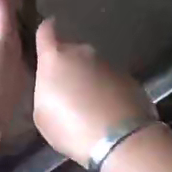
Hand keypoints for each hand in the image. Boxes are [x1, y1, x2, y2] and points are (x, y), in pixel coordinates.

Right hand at [33, 19, 155, 164]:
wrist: (120, 140)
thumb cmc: (69, 126)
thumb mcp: (41, 113)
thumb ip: (45, 90)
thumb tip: (55, 85)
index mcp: (55, 58)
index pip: (46, 31)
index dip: (44, 31)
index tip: (44, 34)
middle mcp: (82, 54)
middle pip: (70, 51)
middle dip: (66, 65)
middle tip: (63, 89)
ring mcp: (109, 64)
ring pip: (91, 66)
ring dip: (87, 79)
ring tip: (85, 105)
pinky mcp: (130, 78)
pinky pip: (109, 80)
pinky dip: (105, 91)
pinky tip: (104, 112)